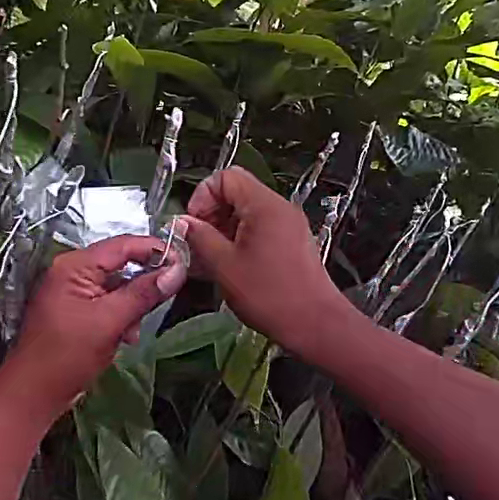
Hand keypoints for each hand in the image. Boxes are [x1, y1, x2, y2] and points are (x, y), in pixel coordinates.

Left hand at [0, 234, 185, 420]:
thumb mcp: (110, 321)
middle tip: (167, 295)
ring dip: (133, 304)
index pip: (124, 245)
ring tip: (134, 330)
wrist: (30, 397)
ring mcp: (72, 290)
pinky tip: (125, 336)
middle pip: (121, 263)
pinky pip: (108, 301)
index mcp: (75, 266)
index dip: (155, 250)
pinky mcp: (75, 309)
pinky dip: (121, 315)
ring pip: (117, 284)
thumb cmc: (67, 355)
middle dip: (144, 282)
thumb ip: (145, 292)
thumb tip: (178, 270)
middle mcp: (72, 271)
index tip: (183, 262)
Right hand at [180, 167, 358, 353]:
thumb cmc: (268, 294)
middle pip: (238, 191)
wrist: (315, 322)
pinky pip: (262, 226)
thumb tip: (183, 223)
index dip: (203, 196)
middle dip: (212, 212)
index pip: (226, 177)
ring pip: (248, 210)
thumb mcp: (225, 266)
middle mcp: (280, 206)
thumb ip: (200, 238)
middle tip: (199, 243)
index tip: (194, 225)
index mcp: (264, 205)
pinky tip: (232, 264)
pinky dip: (242, 237)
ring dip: (225, 227)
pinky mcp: (294, 239)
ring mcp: (290, 222)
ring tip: (212, 257)